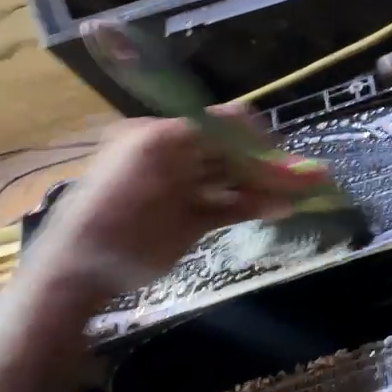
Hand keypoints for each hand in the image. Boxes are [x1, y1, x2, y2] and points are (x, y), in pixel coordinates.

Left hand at [18, 107, 327, 299]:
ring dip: (270, 186)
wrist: (79, 272)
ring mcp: (185, 190)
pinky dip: (256, 206)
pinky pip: (231, 206)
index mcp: (164, 135)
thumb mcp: (155, 155)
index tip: (284, 155)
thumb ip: (202, 136)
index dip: (255, 137)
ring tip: (307, 193)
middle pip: (235, 153)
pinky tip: (281, 208)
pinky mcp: (191, 220)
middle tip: (312, 177)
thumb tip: (250, 119)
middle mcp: (178, 157)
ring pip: (237, 180)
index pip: (223, 124)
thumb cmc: (113, 208)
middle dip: (272, 163)